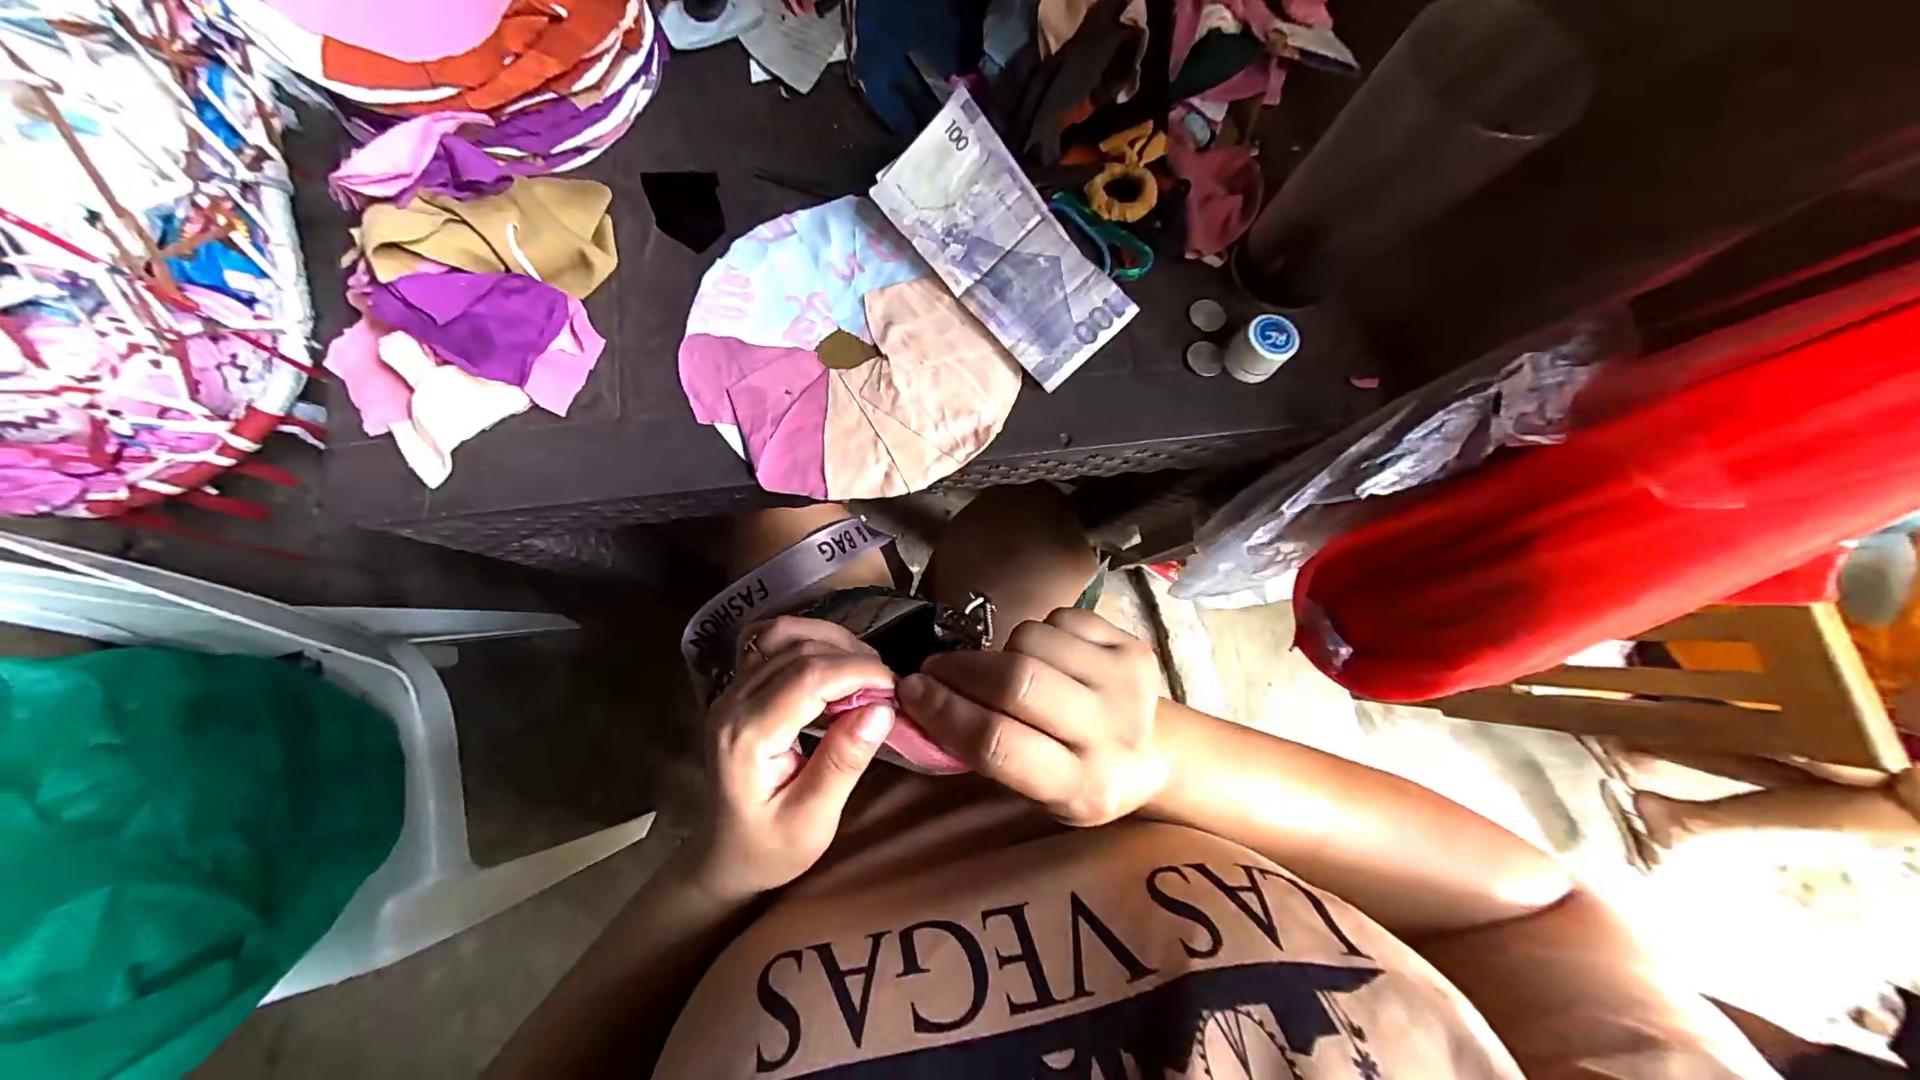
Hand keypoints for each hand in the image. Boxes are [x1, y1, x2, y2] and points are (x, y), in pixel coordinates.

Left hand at [686, 618, 897, 899]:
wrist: (726, 855)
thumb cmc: (771, 848)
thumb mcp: (813, 821)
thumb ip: (843, 762)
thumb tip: (882, 710)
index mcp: (748, 736)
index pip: (808, 677)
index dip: (858, 671)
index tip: (895, 688)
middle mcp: (733, 702)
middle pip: (799, 649)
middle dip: (853, 658)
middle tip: (887, 687)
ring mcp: (732, 689)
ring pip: (784, 633)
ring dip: (832, 641)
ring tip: (864, 670)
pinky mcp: (739, 685)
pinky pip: (772, 639)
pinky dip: (809, 637)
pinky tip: (833, 658)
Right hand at [898, 609, 1168, 826]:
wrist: (1154, 753)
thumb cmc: (1078, 774)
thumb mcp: (1033, 789)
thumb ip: (983, 750)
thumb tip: (919, 698)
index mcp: (1079, 786)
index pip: (997, 743)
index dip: (944, 712)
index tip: (911, 692)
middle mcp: (1109, 733)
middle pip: (1017, 681)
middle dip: (963, 669)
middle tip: (938, 668)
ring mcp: (1127, 684)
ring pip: (1034, 639)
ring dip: (1004, 650)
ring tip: (1006, 668)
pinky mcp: (1135, 646)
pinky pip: (1061, 617)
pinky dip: (1039, 632)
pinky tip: (1047, 655)